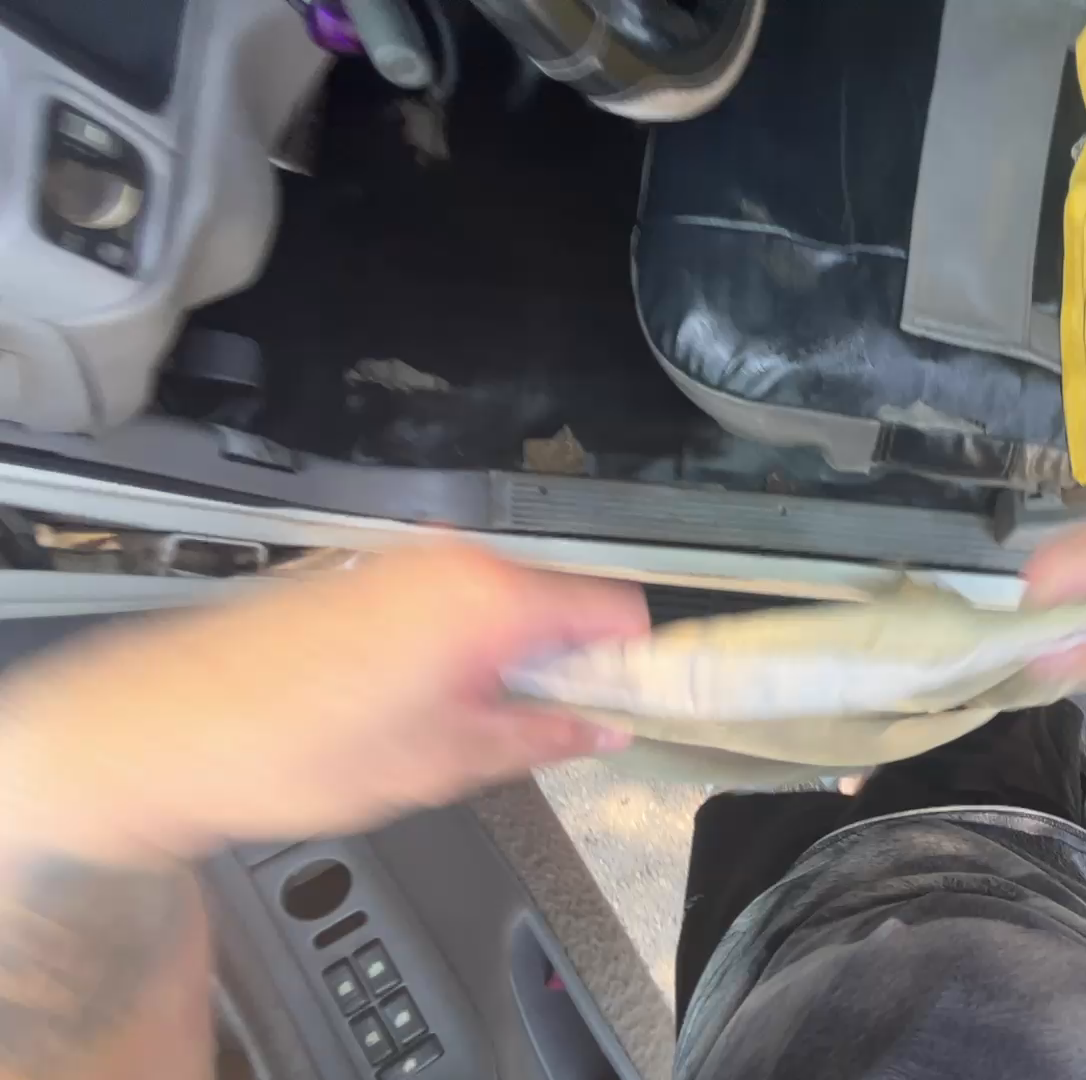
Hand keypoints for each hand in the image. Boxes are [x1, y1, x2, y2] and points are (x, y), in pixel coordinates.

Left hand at [0, 543, 648, 860]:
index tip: (637, 689)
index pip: (618, 609)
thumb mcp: (448, 760)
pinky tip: (434, 684)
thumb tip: (610, 731)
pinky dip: (480, 633)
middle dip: (574, 657)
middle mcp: (462, 561)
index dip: (638, 654)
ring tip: (478, 707)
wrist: (142, 731)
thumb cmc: (284, 745)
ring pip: (520, 597)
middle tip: (553, 715)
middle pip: (570, 600)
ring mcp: (418, 558)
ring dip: (524, 648)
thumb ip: (549, 736)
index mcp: (493, 599)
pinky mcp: (382, 567)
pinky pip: (469, 591)